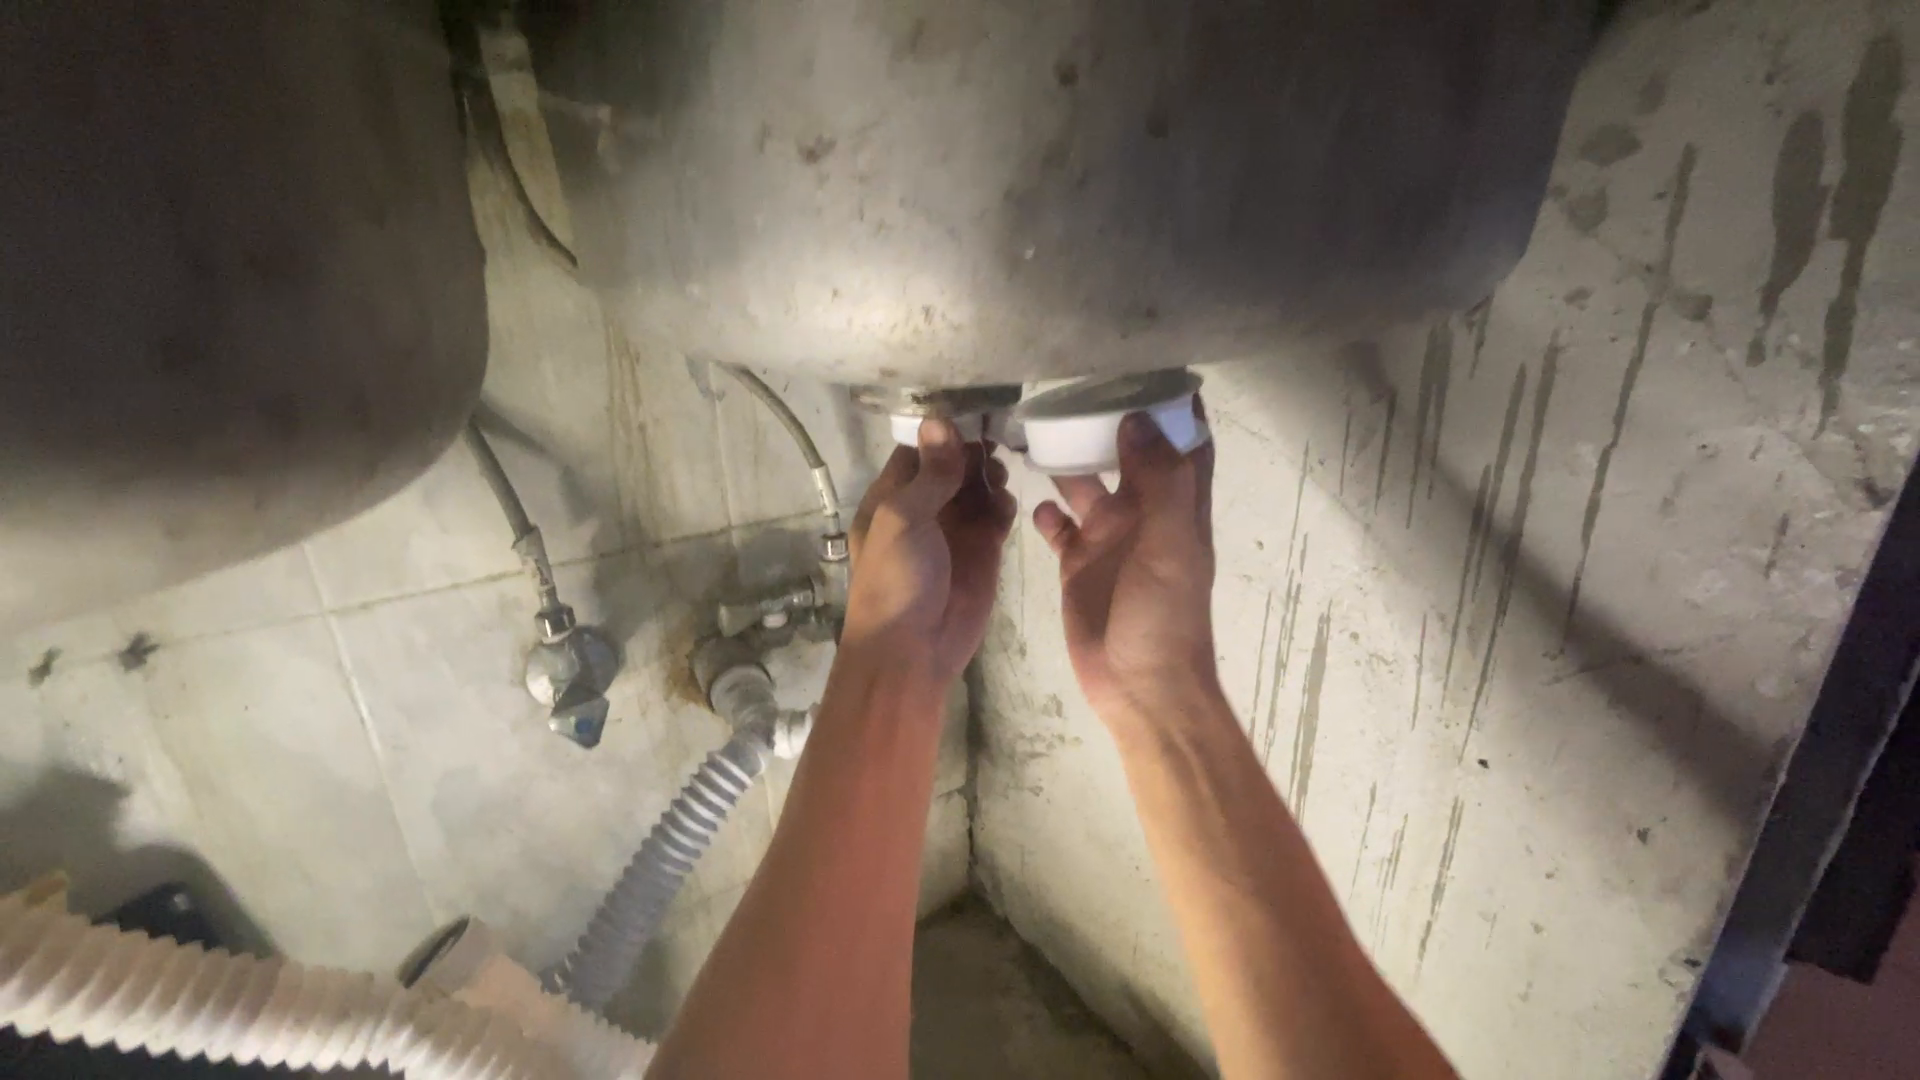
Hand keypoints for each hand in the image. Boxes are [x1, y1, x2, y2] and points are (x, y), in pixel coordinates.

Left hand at [843, 418, 1015, 686]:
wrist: (913, 650)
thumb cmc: (895, 580)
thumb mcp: (903, 519)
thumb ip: (929, 473)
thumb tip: (938, 419)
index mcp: (891, 496)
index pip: (918, 450)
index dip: (941, 432)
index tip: (970, 411)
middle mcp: (924, 507)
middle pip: (953, 464)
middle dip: (972, 452)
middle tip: (992, 445)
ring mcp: (956, 529)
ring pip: (978, 486)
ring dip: (990, 476)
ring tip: (998, 477)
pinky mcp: (984, 550)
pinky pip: (997, 514)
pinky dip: (1003, 504)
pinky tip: (1004, 507)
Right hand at [1033, 401, 1221, 725]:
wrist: (1138, 685)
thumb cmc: (1162, 617)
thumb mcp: (1171, 547)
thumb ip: (1160, 482)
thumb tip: (1137, 418)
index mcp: (1176, 505)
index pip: (1186, 443)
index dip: (1174, 407)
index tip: (1146, 366)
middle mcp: (1144, 513)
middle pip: (1129, 455)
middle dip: (1108, 422)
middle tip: (1070, 386)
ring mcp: (1109, 537)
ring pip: (1087, 485)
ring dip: (1067, 460)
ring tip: (1035, 429)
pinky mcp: (1077, 563)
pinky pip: (1059, 527)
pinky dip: (1047, 512)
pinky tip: (1028, 498)